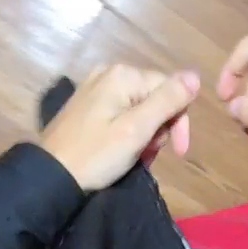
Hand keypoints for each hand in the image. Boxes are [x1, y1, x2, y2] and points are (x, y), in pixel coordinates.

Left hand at [40, 65, 199, 191]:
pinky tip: (122, 151)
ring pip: (139, 108)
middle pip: (154, 97)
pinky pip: (121, 113)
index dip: (179, 121)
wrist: (52, 175)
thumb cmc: (97, 155)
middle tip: (148, 155)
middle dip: (159, 128)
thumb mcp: (137, 130)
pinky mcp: (87, 105)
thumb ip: (167, 101)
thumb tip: (195, 76)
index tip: (178, 153)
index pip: (170, 89)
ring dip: (145, 134)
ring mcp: (96, 88)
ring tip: (135, 156)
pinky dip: (129, 133)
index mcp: (123, 74)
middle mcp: (109, 73)